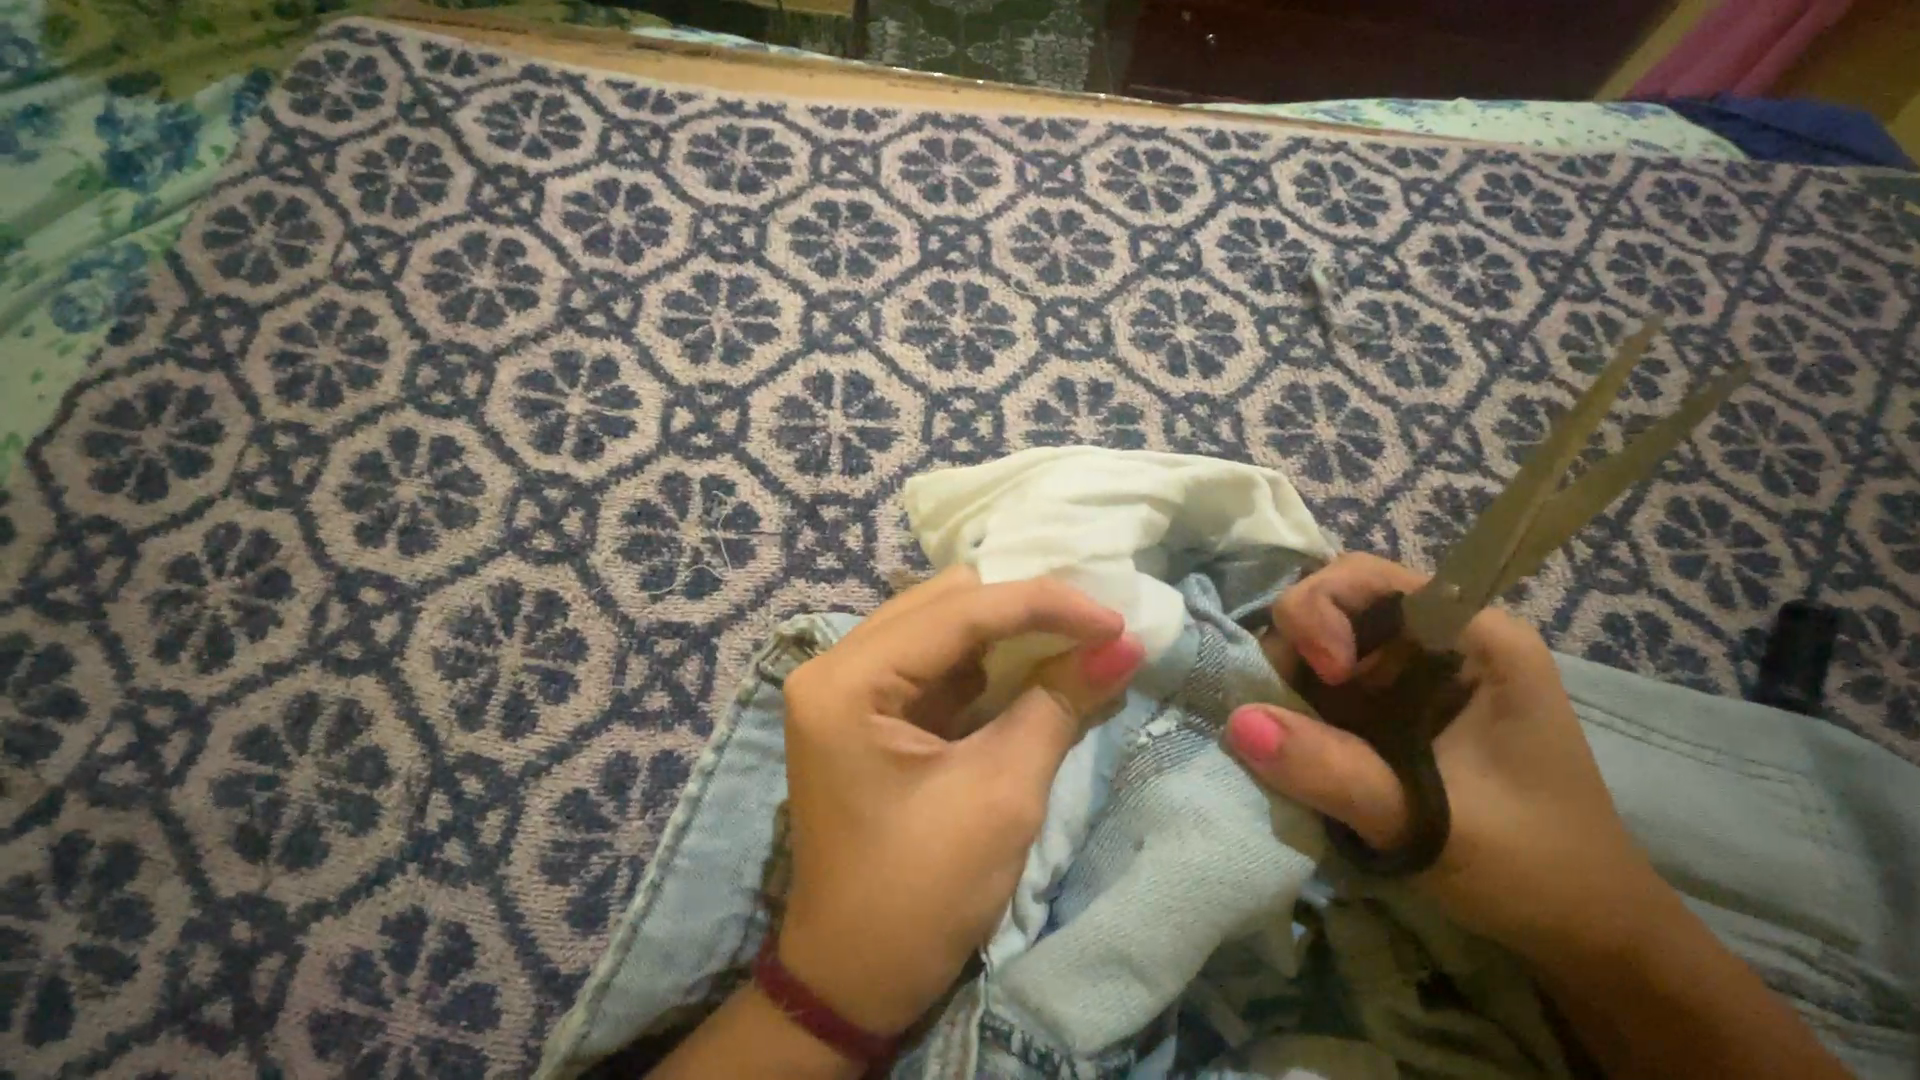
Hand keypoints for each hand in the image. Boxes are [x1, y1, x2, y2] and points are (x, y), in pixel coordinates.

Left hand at [777, 568, 1144, 1034]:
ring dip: (1012, 629)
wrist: (856, 978)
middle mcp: (836, 666)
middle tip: (1098, 622)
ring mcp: (848, 688)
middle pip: (943, 603)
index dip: (1043, 603)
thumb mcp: (1001, 794)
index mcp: (847, 682)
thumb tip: (1124, 645)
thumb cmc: (921, 894)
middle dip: (1026, 607)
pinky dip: (992, 662)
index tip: (1115, 618)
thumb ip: (1059, 703)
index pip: (958, 611)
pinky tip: (1041, 662)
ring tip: (1081, 635)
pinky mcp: (870, 712)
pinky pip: (938, 663)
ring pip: (942, 626)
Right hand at [1228, 553, 1664, 961]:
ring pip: (1323, 645)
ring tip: (1295, 742)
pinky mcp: (1396, 709)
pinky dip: (1299, 708)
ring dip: (1291, 684)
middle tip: (1288, 716)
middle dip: (1296, 650)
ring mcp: (1417, 674)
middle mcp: (1442, 639)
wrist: (1581, 929)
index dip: (1322, 611)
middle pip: (1335, 604)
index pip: (1367, 578)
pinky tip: (1302, 749)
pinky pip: (1328, 685)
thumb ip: (1334, 771)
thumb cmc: (1532, 869)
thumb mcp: (1428, 823)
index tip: (1323, 679)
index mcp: (1476, 638)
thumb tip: (1236, 722)